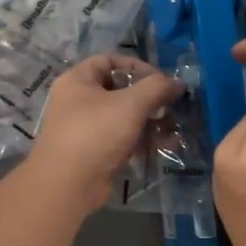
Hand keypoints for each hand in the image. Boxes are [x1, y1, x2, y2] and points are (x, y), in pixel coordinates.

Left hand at [30, 54, 181, 216]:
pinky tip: (167, 145)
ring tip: (176, 128)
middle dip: (150, 98)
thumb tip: (178, 83)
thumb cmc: (95, 133)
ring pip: (125, 118)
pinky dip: (144, 141)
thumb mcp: (130, 104)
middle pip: (120, 90)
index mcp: (78, 81)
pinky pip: (124, 139)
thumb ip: (156, 88)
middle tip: (173, 105)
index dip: (137, 66)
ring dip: (152, 121)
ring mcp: (87, 129)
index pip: (110, 60)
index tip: (161, 80)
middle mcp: (80, 101)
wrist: (68, 185)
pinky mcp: (97, 153)